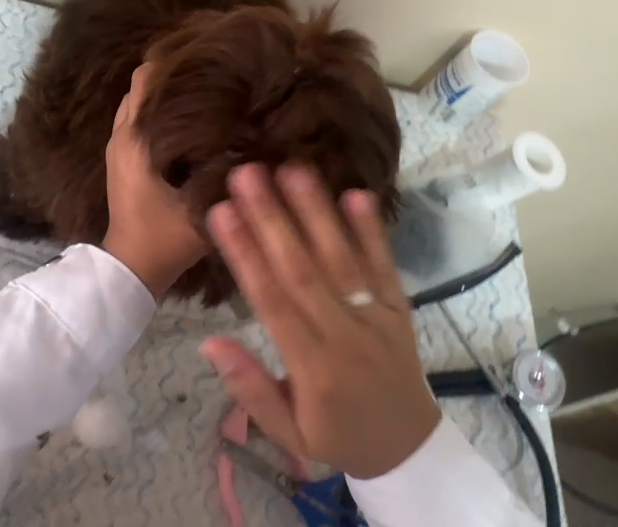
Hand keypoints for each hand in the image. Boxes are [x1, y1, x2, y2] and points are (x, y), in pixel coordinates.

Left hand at [101, 63, 209, 295]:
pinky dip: (156, 112)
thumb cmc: (166, 236)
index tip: (207, 55)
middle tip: (210, 70)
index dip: (174, 62)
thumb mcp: (206, 203)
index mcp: (137, 136)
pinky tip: (187, 119)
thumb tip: (259, 136)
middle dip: (171, 74)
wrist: (131, 268)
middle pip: (142, 84)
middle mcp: (122, 133)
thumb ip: (229, 171)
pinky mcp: (121, 160)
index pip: (148, 78)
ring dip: (162, 94)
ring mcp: (118, 146)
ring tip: (201, 89)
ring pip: (138, 102)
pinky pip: (137, 120)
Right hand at [200, 163, 440, 478]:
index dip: (245, 254)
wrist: (409, 449)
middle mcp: (345, 334)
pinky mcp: (401, 307)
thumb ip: (249, 387)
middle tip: (247, 173)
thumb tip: (208, 343)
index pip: (271, 300)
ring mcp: (377, 316)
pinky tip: (356, 193)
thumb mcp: (287, 432)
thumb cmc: (336, 434)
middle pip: (303, 268)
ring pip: (342, 258)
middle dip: (272, 217)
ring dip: (316, 210)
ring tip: (292, 168)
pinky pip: (385, 265)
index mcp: (312, 366)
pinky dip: (372, 229)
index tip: (220, 211)